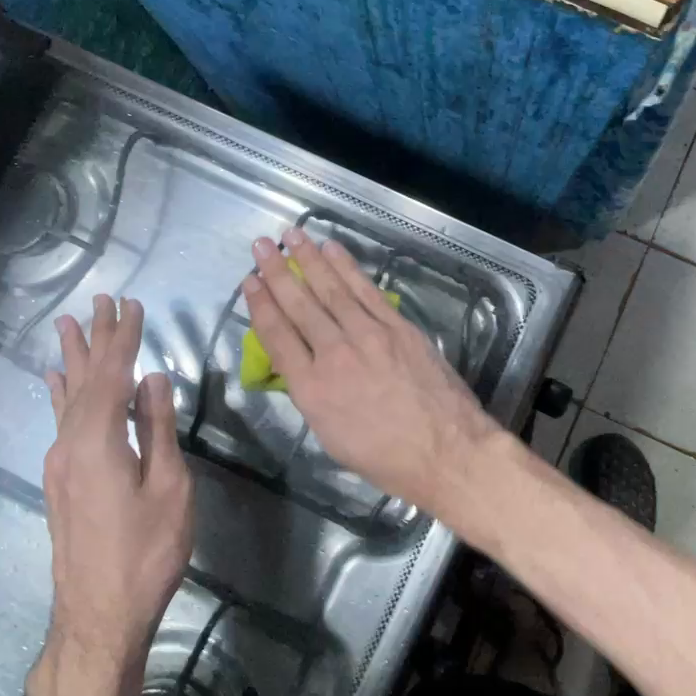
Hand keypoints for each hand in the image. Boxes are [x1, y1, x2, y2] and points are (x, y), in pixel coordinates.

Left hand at [38, 294, 192, 666]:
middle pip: (85, 380)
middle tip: (100, 301)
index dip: (123, 338)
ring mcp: (61, 465)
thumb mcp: (167, 487)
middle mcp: (70, 444)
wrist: (99, 616)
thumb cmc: (145, 552)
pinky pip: (61, 421)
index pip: (112, 375)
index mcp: (97, 441)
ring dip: (74, 361)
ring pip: (68, 399)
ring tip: (68, 326)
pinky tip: (57, 385)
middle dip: (96, 340)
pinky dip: (63, 394)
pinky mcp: (62, 483)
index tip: (132, 305)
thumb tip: (153, 378)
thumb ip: (156, 429)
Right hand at [241, 230, 500, 510]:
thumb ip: (314, 397)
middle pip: (299, 306)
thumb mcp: (332, 438)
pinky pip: (366, 291)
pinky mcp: (398, 327)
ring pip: (331, 290)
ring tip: (291, 235)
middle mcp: (335, 355)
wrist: (446, 450)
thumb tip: (304, 368)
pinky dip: (347, 268)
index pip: (277, 338)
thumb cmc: (387, 459)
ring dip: (309, 260)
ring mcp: (369, 336)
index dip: (260, 307)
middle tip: (260, 246)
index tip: (249, 283)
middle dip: (277, 273)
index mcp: (312, 390)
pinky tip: (332, 251)